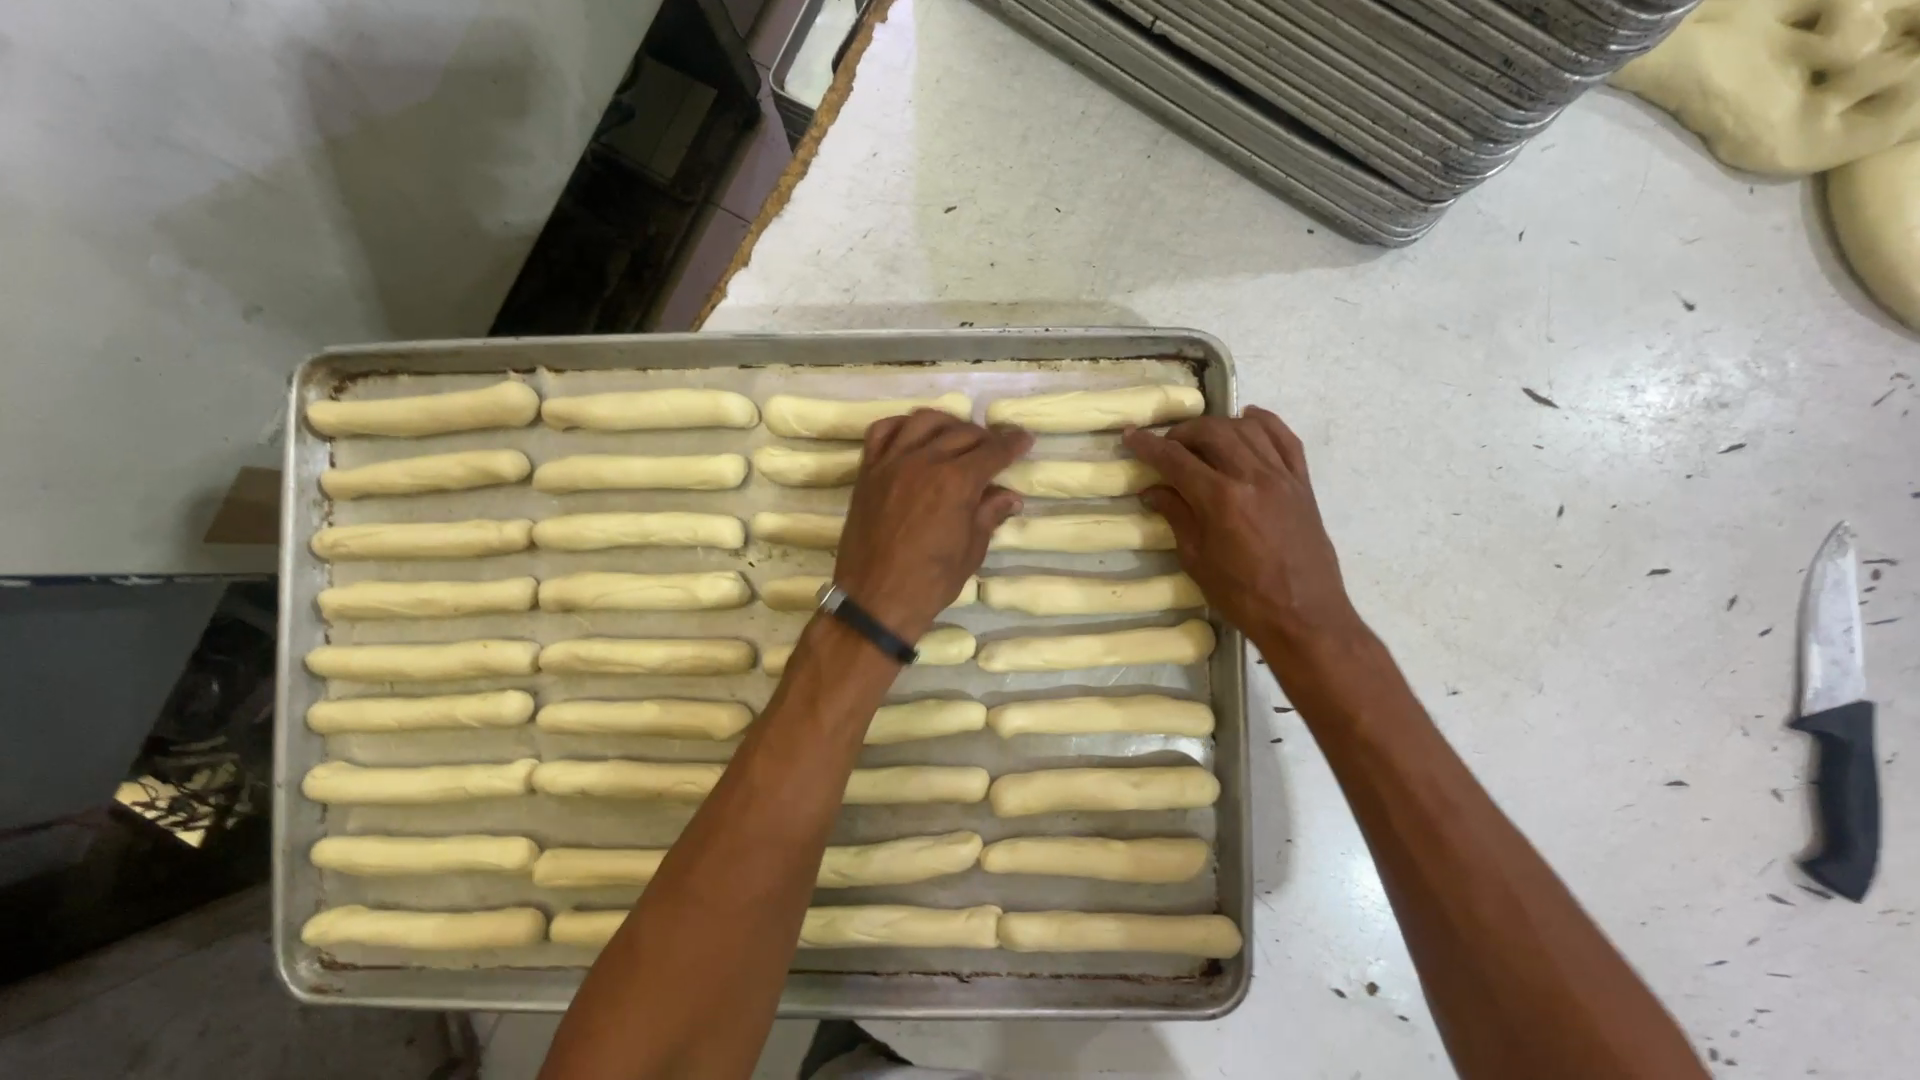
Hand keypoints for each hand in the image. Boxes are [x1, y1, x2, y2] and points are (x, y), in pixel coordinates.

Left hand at [835, 410, 1032, 641]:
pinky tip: (913, 434)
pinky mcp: (868, 472)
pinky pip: (882, 432)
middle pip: (962, 433)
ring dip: (947, 423)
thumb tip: (1009, 496)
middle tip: (995, 447)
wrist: (876, 599)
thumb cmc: (930, 582)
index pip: (992, 451)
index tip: (1024, 440)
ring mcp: (892, 463)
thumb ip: (988, 515)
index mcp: (956, 482)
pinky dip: (901, 425)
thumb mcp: (971, 551)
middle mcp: (924, 461)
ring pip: (924, 422)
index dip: (1012, 444)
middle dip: (985, 437)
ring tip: (957, 435)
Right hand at [1124, 407, 1361, 648]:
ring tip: (1202, 438)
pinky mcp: (1302, 483)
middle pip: (1212, 433)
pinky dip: (1264, 422)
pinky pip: (1285, 438)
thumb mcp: (1197, 560)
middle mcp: (1253, 477)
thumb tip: (1153, 490)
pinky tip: (1248, 419)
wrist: (1304, 615)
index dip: (1149, 446)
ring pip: (1247, 429)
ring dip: (1219, 425)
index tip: (1131, 437)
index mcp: (1221, 499)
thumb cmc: (1243, 596)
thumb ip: (1176, 516)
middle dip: (1182, 433)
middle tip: (1166, 446)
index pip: (1176, 460)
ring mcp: (1282, 477)